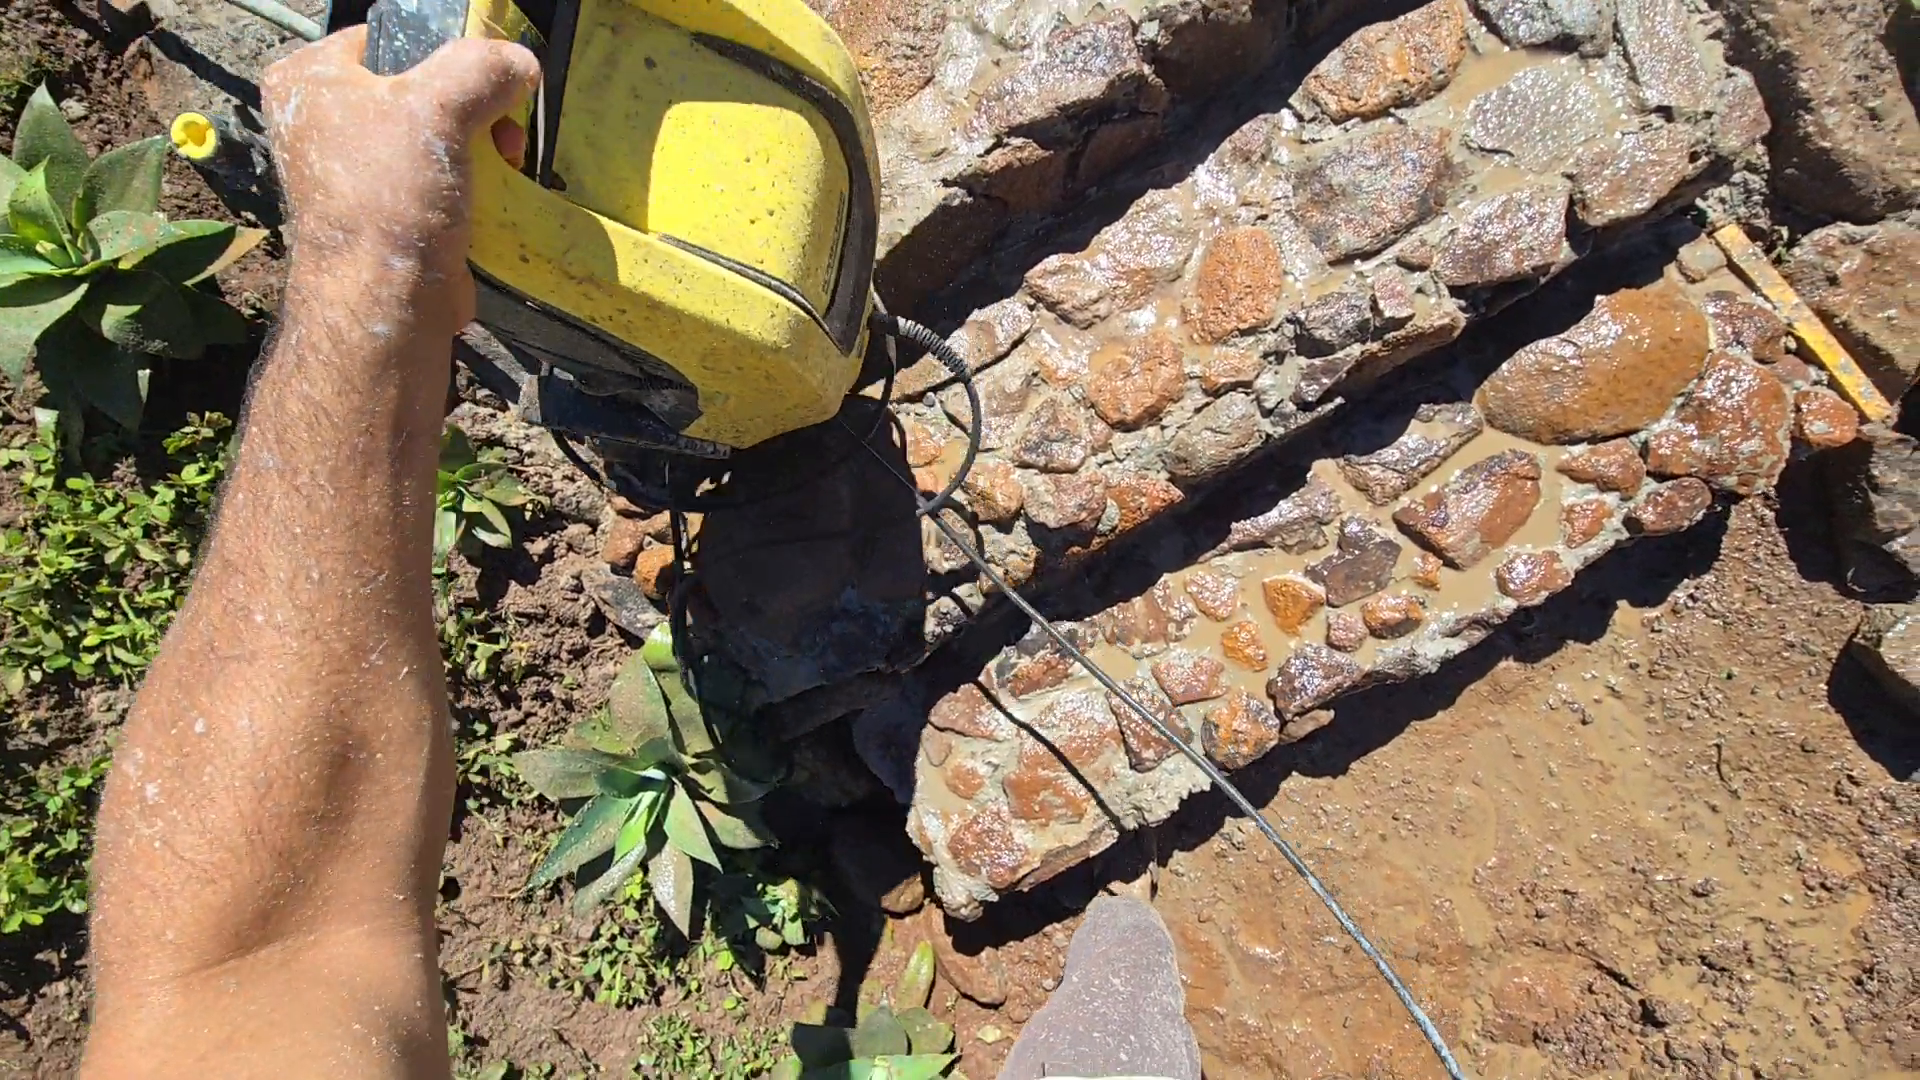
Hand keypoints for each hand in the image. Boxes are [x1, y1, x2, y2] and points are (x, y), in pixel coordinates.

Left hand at [262, 26, 538, 332]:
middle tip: (505, 138)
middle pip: (422, 92)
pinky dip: (474, 188)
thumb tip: (522, 60)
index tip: (490, 88)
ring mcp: (362, 171)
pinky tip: (491, 201)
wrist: (389, 296)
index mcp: (312, 79)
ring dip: (483, 154)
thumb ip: (479, 72)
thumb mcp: (436, 113)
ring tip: (505, 171)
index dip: (448, 57)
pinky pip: (443, 182)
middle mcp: (329, 120)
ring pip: (438, 140)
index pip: (390, 40)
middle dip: (476, 114)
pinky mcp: (394, 213)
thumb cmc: (394, 197)